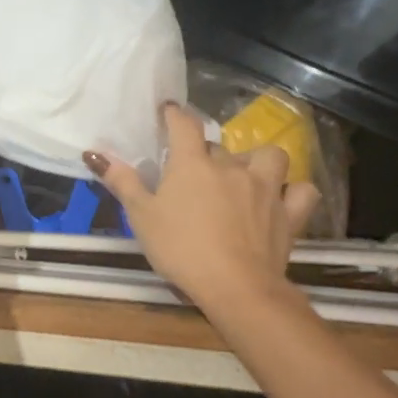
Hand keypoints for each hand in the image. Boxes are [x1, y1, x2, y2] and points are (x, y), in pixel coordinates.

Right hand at [85, 103, 318, 306]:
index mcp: (193, 165)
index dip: (175, 114)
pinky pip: (301, 191)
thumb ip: (122, 182)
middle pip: (219, 147)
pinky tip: (281, 198)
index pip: (184, 124)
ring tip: (244, 176)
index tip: (168, 112)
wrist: (235, 286)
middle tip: (193, 173)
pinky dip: (293, 191)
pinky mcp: (291, 214)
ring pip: (270, 156)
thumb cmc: (180, 248)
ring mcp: (267, 188)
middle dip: (206, 154)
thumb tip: (96, 154)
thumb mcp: (141, 216)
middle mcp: (232, 167)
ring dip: (257, 161)